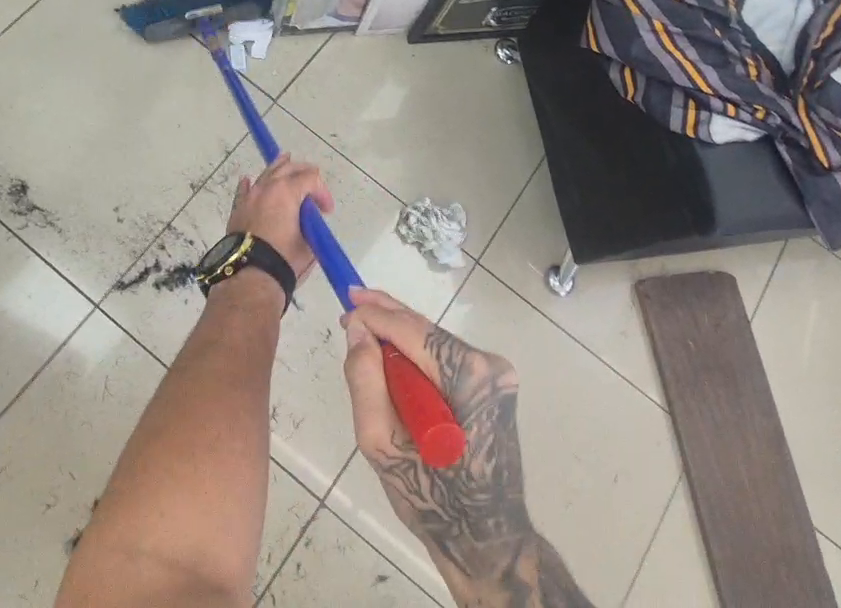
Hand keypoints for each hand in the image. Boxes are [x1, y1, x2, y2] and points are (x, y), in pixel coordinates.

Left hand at [225, 154, 331, 283]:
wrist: (250, 277)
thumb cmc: (284, 259)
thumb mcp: (310, 243)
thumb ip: (311, 226)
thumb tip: (307, 223)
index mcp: (287, 191)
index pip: (311, 178)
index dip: (322, 192)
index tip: (327, 212)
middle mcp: (266, 188)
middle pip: (287, 168)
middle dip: (303, 172)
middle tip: (313, 184)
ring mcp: (249, 197)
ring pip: (266, 175)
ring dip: (279, 169)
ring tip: (285, 161)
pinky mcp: (238, 210)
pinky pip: (245, 190)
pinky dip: (252, 185)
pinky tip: (250, 181)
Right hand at [341, 289, 592, 607]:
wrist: (486, 538)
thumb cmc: (431, 499)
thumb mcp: (381, 445)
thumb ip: (366, 382)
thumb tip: (357, 332)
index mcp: (467, 378)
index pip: (412, 330)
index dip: (376, 315)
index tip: (344, 310)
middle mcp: (488, 367)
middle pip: (426, 330)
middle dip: (387, 314)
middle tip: (350, 300)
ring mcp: (496, 376)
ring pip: (435, 342)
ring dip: (399, 333)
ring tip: (364, 325)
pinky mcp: (493, 387)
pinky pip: (445, 359)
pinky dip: (416, 353)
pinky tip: (391, 352)